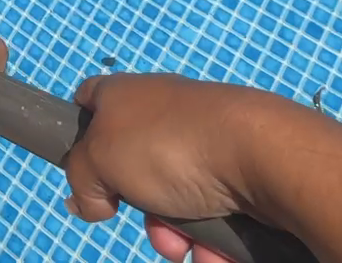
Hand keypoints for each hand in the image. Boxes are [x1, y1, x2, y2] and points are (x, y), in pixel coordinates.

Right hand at [64, 74, 296, 261]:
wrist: (260, 153)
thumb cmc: (163, 146)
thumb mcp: (98, 161)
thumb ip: (81, 179)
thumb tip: (84, 202)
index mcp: (122, 93)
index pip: (89, 98)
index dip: (82, 129)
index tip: (88, 165)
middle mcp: (162, 109)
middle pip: (137, 164)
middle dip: (145, 210)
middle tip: (158, 234)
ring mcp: (206, 136)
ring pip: (181, 194)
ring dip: (184, 233)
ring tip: (195, 252)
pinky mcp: (246, 165)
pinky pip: (221, 207)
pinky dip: (218, 236)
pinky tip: (221, 253)